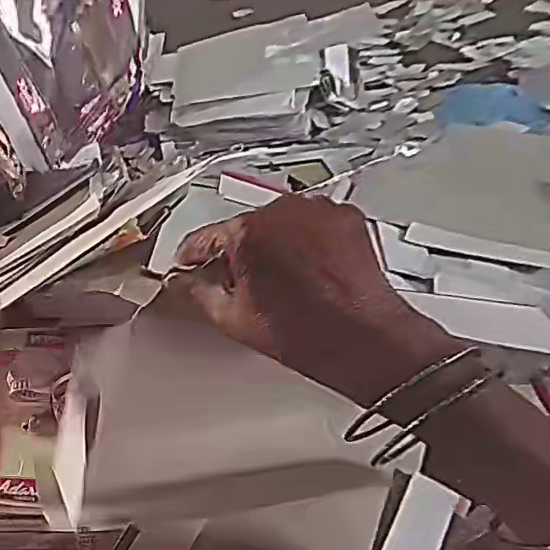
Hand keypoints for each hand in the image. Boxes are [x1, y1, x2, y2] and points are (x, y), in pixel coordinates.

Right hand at [173, 194, 467, 404]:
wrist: (360, 339)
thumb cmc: (306, 332)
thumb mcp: (231, 319)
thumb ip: (197, 291)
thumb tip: (189, 281)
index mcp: (248, 231)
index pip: (206, 236)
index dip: (194, 255)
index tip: (192, 262)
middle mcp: (284, 211)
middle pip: (245, 228)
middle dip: (241, 254)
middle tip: (247, 288)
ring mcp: (318, 212)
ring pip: (280, 224)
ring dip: (275, 246)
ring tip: (284, 285)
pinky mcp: (345, 218)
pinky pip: (311, 225)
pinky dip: (306, 244)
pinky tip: (308, 275)